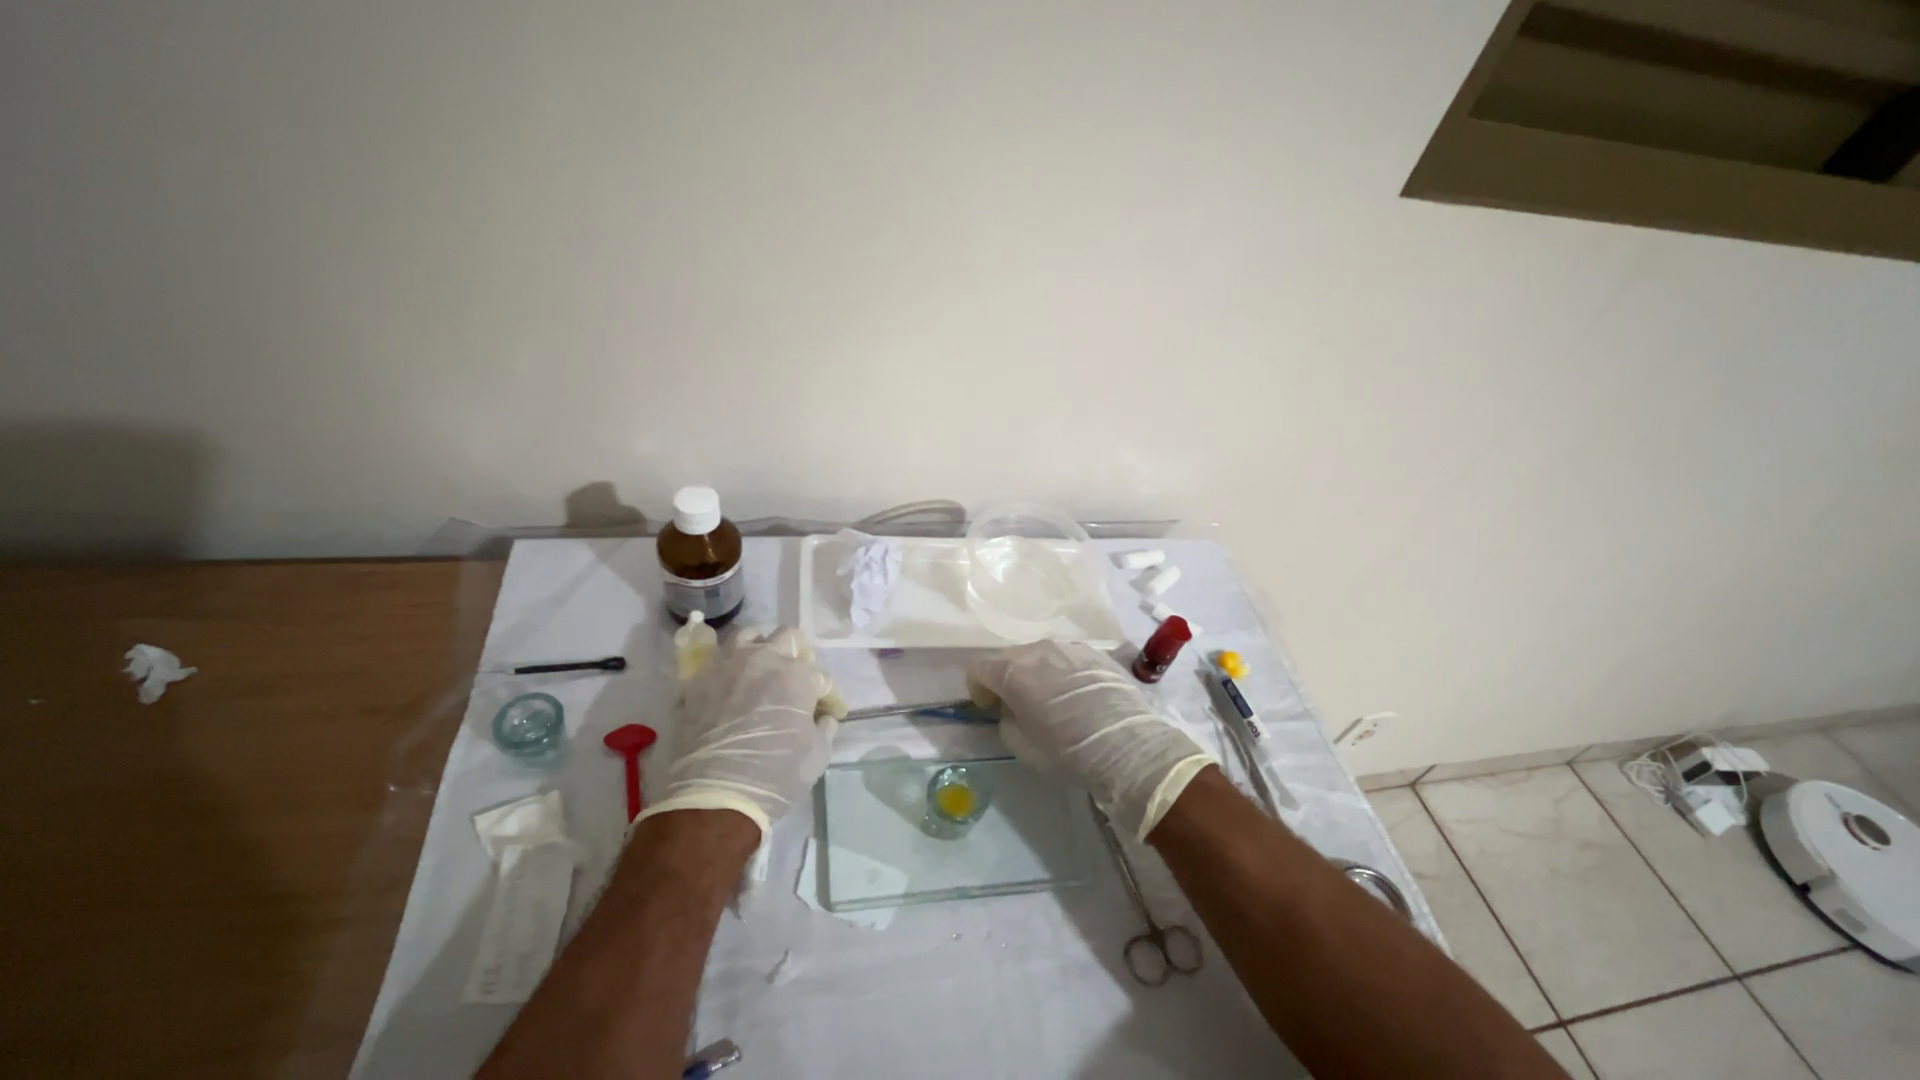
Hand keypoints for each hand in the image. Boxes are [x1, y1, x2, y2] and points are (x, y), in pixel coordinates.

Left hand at [634, 627, 845, 838]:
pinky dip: (729, 670)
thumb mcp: (817, 755)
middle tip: (798, 681)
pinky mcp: (697, 681)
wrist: (714, 797)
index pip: (821, 676)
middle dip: (799, 656)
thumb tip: (822, 717)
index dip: (828, 696)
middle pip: (787, 638)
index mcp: (796, 675)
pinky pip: (717, 661)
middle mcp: (762, 660)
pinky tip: (732, 689)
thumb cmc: (775, 776)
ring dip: (760, 650)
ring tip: (761, 673)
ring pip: (748, 637)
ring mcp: (726, 666)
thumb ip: (824, 727)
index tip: (828, 713)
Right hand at [968, 640, 1212, 840]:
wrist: (1126, 746)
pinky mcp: (1096, 653)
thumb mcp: (1023, 747)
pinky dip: (1061, 671)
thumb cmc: (1068, 751)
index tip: (988, 707)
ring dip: (1035, 672)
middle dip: (1005, 678)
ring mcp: (1069, 647)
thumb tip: (1011, 710)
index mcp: (1013, 673)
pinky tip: (1075, 694)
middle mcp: (1038, 651)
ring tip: (1049, 697)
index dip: (978, 689)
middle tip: (1016, 704)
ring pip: (1039, 654)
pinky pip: (1067, 657)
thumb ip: (1007, 721)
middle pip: (1009, 657)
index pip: (979, 669)